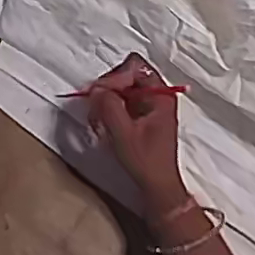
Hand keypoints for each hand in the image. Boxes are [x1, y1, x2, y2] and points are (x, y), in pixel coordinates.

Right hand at [88, 54, 186, 208]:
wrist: (158, 186)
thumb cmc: (146, 161)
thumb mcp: (124, 133)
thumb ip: (109, 106)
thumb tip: (96, 89)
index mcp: (160, 94)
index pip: (134, 67)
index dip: (114, 77)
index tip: (99, 94)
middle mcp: (157, 95)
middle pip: (127, 75)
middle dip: (107, 88)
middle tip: (94, 106)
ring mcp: (149, 106)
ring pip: (122, 89)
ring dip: (106, 101)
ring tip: (97, 119)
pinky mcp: (141, 117)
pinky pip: (122, 103)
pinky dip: (109, 110)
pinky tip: (102, 125)